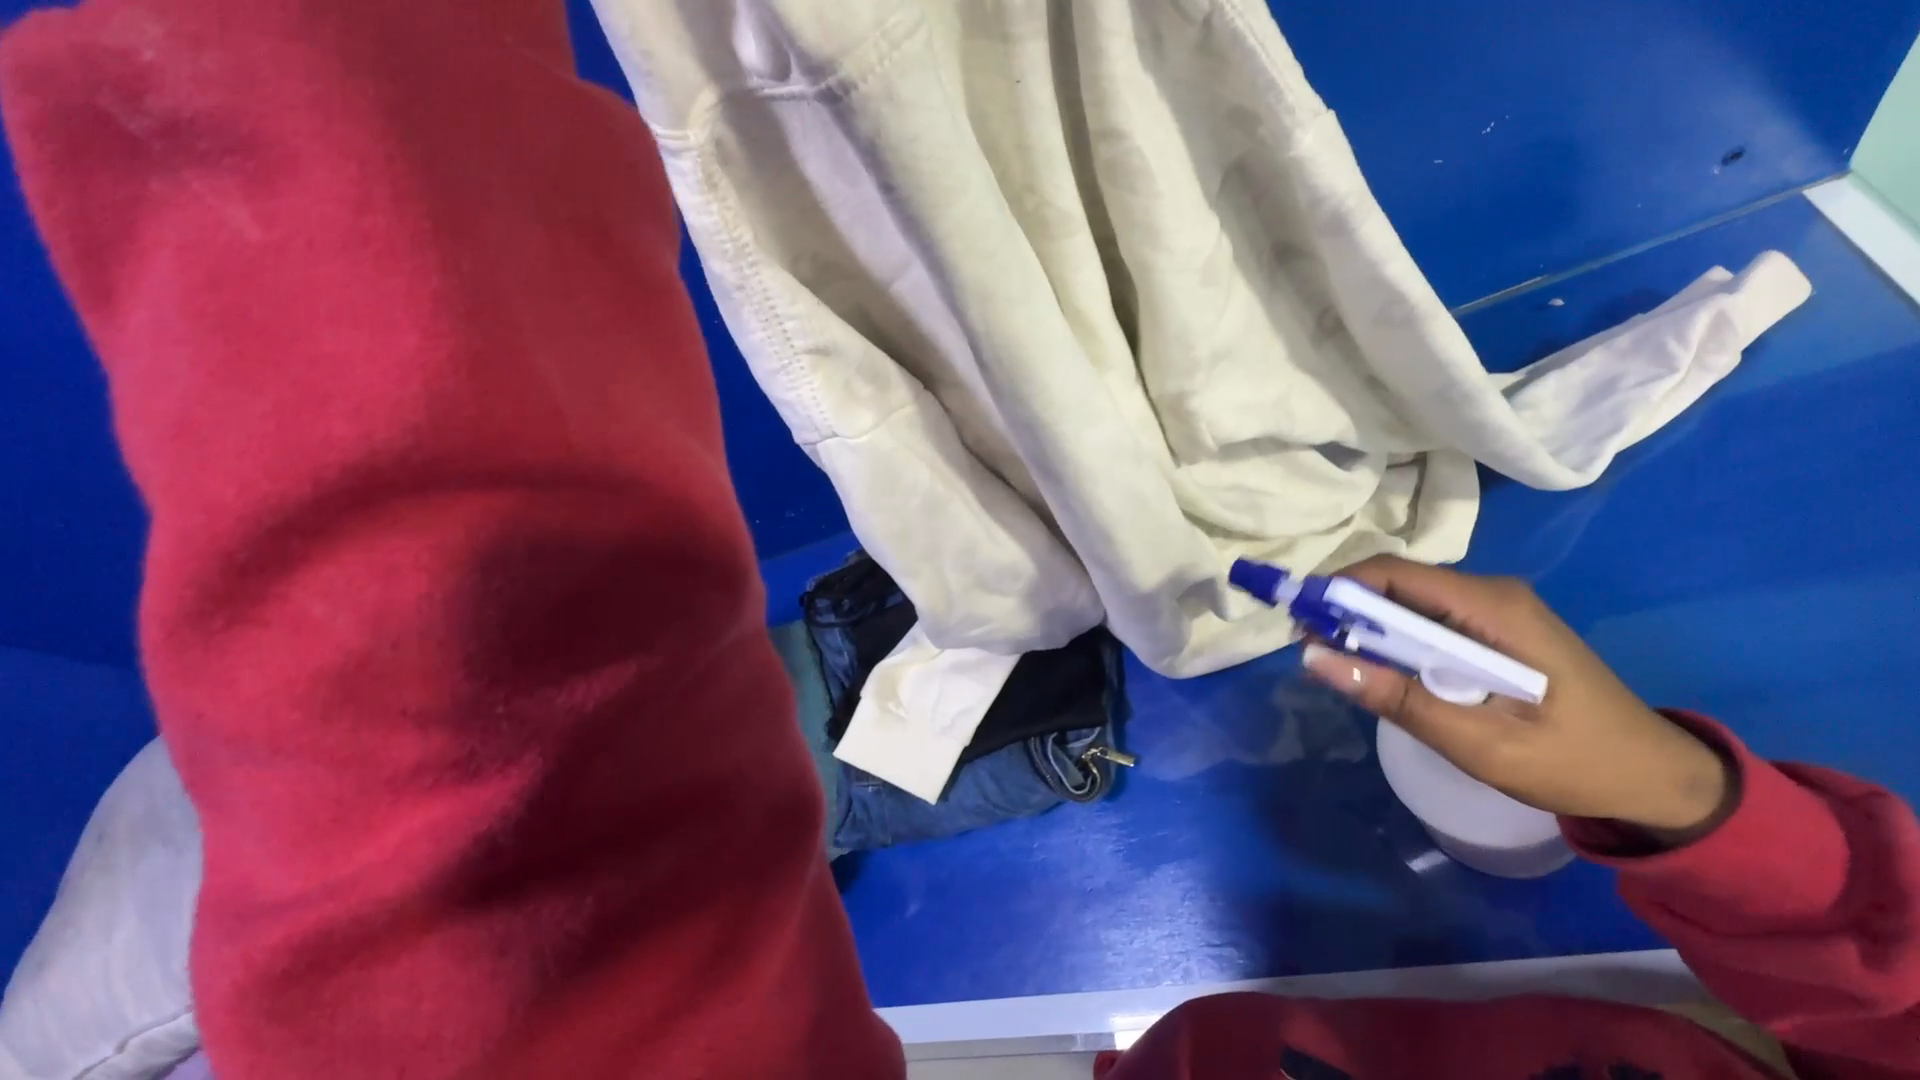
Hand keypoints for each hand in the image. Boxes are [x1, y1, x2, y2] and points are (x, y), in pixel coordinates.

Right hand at [1301, 556, 1734, 839]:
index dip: (1336, 590)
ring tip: (1333, 664)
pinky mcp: (1492, 630)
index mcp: (1493, 608)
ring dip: (1364, 627)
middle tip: (1309, 653)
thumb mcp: (1480, 742)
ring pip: (1406, 602)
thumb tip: (1314, 659)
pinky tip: (1378, 670)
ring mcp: (1493, 610)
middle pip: (1394, 583)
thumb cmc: (1573, 763)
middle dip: (1343, 610)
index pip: (1393, 574)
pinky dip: (1391, 640)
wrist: (1655, 780)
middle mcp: (1490, 594)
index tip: (1297, 624)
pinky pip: (1425, 620)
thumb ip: (1397, 698)